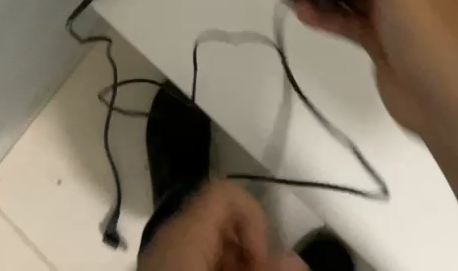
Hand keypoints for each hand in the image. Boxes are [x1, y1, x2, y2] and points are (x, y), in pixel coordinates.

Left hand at [137, 181, 303, 270]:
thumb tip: (295, 259)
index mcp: (183, 234)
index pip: (224, 193)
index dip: (254, 219)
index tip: (263, 262)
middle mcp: (169, 240)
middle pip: (221, 224)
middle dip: (250, 254)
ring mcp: (162, 261)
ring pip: (210, 249)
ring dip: (237, 268)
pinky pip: (194, 265)